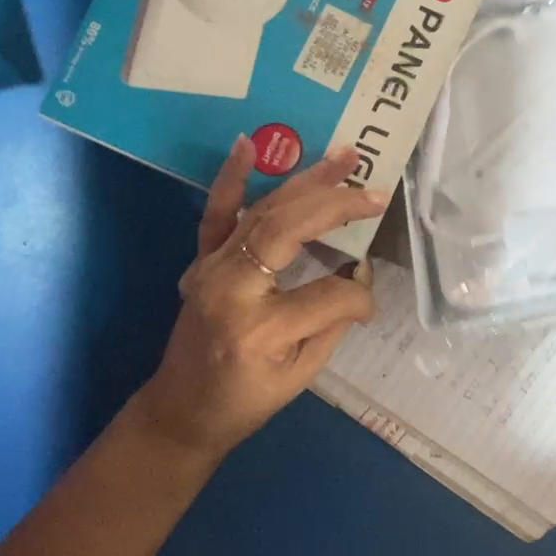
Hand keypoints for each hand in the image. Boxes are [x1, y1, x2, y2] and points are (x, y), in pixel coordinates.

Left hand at [130, 137, 388, 458]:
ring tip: (344, 157)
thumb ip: (332, 323)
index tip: (368, 305)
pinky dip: (232, 177)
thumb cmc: (245, 401)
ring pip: (263, 212)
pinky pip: (216, 213)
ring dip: (306, 180)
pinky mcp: (201, 261)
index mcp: (260, 328)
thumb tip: (358, 277)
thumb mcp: (300, 375)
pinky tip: (247, 144)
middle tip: (375, 190)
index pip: (327, 295)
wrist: (180, 410)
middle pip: (289, 231)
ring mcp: (210, 269)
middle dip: (337, 207)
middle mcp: (231, 289)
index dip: (357, 297)